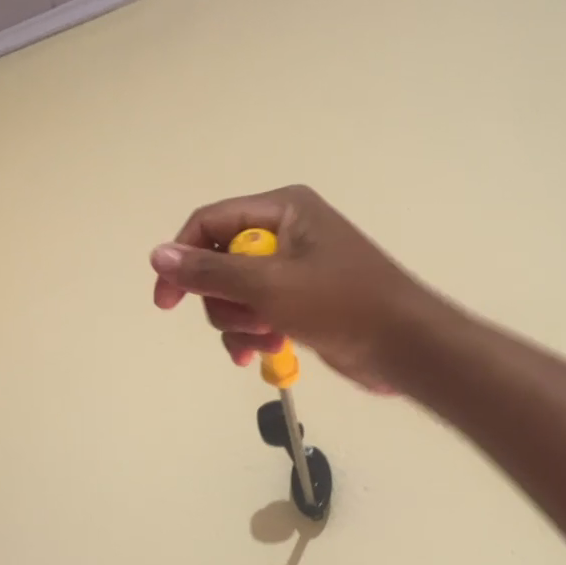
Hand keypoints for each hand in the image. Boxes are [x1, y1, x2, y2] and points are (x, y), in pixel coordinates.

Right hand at [149, 185, 434, 391]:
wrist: (407, 348)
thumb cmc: (342, 305)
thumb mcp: (269, 286)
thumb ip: (209, 271)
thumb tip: (157, 255)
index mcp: (283, 209)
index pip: (209, 223)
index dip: (182, 259)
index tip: (166, 301)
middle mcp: (285, 231)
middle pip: (218, 262)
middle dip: (223, 301)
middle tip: (244, 322)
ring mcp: (293, 268)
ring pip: (233, 293)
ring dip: (238, 324)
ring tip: (264, 341)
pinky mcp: (298, 300)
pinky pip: (254, 313)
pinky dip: (251, 335)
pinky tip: (261, 355)